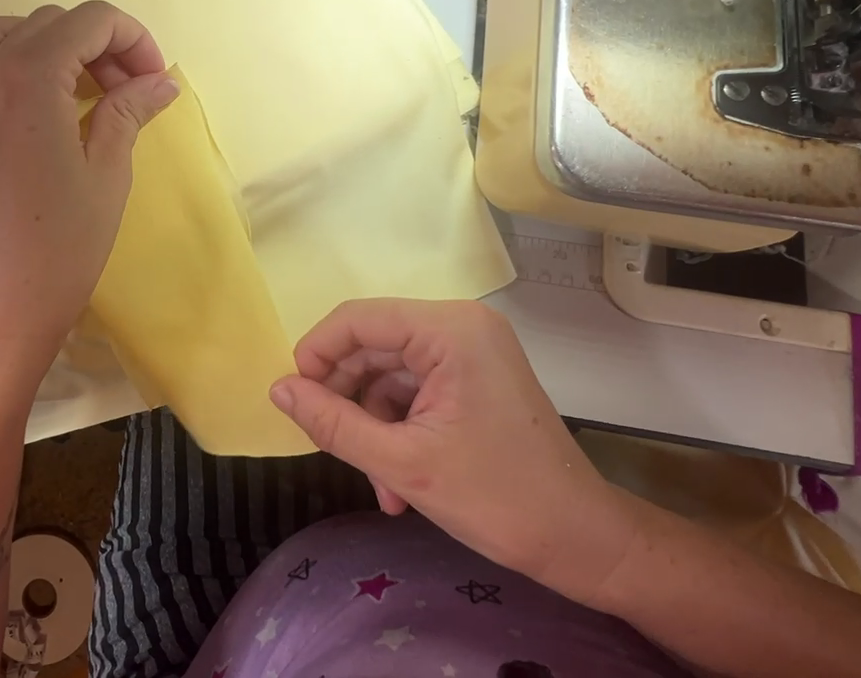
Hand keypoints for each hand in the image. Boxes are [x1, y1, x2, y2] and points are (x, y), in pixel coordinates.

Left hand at [0, 2, 178, 372]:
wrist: (2, 301)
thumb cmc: (63, 241)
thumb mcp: (109, 170)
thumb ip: (129, 111)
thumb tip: (160, 82)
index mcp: (31, 76)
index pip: (90, 20)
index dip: (134, 39)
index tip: (156, 81)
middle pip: (54, 21)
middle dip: (102, 42)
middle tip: (134, 89)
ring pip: (15, 30)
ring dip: (59, 43)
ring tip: (92, 85)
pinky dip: (25, 59)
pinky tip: (55, 100)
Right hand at [269, 299, 640, 603]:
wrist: (583, 542)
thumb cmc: (497, 498)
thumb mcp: (401, 463)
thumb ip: (332, 422)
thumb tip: (277, 391)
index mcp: (449, 330)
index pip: (358, 319)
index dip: (316, 353)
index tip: (293, 399)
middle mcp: (459, 326)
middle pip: (372, 345)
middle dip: (346, 399)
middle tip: (327, 445)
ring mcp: (469, 350)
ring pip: (388, 372)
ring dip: (370, 424)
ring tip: (376, 483)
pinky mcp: (473, 375)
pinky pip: (413, 388)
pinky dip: (396, 428)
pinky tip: (395, 482)